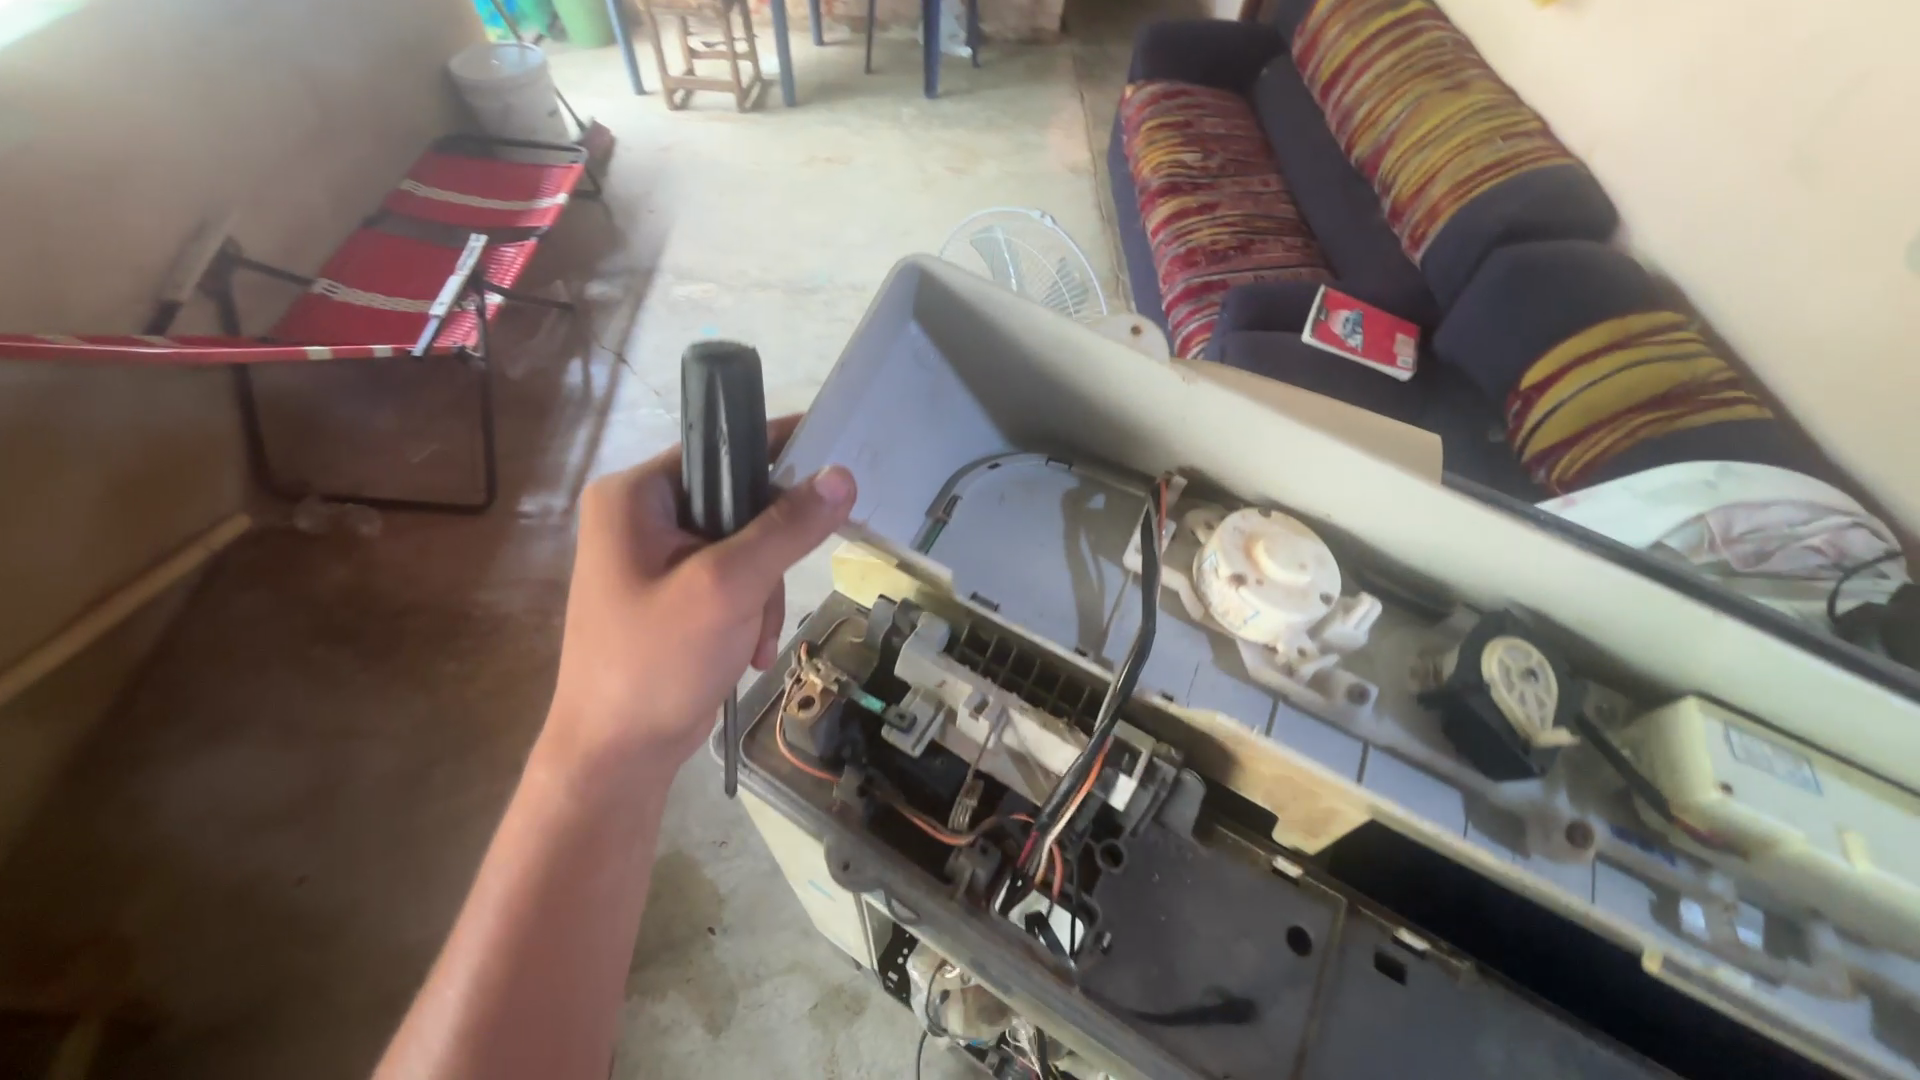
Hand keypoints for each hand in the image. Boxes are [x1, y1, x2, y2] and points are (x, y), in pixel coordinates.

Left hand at [545, 417, 855, 775]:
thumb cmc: (657, 663)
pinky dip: (751, 611)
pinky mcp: (675, 594)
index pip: (719, 446)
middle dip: (770, 554)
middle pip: (738, 501)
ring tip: (755, 639)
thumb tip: (842, 475)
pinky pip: (734, 579)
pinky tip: (748, 650)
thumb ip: (786, 528)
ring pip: (745, 545)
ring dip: (764, 592)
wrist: (617, 756)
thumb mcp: (728, 588)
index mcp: (635, 495)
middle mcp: (642, 516)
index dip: (777, 450)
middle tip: (774, 591)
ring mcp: (657, 558)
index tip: (835, 457)